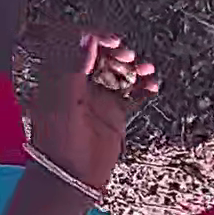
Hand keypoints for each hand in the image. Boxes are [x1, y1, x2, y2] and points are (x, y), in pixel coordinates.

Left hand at [29, 31, 158, 191]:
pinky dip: (143, 88)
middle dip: (115, 53)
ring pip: (118, 74)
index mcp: (61, 77)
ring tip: (145, 69)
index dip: (94, 40)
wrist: (71, 175)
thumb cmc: (60, 138)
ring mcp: (97, 98)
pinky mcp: (114, 114)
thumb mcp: (65, 101)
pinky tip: (153, 86)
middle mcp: (79, 84)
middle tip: (127, 55)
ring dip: (132, 68)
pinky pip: (131, 95)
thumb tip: (86, 39)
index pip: (77, 49)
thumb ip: (75, 69)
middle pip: (100, 58)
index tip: (112, 39)